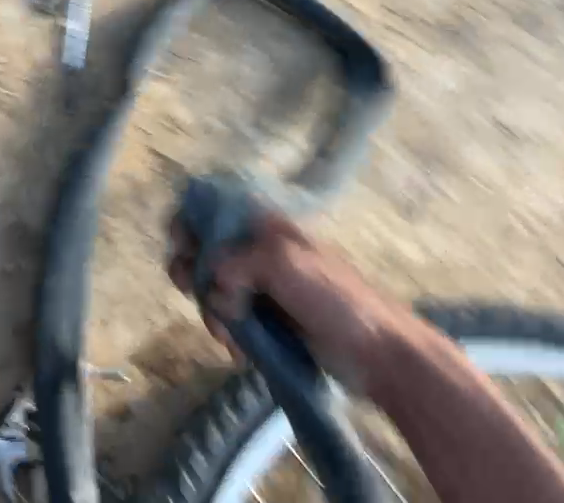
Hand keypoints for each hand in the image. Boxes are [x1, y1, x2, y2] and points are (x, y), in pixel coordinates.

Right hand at [166, 210, 419, 396]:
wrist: (380, 355)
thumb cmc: (335, 298)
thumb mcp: (280, 263)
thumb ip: (232, 263)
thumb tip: (212, 287)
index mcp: (263, 225)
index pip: (209, 208)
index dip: (188, 222)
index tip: (182, 247)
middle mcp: (255, 249)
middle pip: (201, 248)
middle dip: (191, 272)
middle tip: (191, 291)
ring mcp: (259, 285)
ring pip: (210, 287)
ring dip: (210, 310)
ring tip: (227, 333)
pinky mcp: (264, 319)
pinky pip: (227, 317)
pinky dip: (225, 331)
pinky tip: (238, 348)